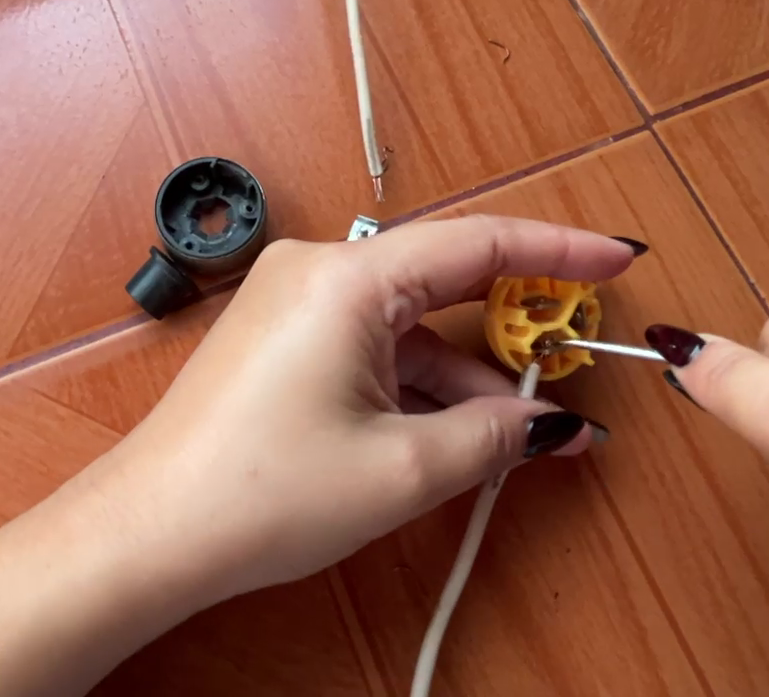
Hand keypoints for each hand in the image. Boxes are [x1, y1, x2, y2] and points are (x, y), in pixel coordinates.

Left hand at [86, 216, 638, 607]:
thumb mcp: (401, 468)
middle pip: (440, 277)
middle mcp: (318, 269)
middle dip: (509, 321)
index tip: (615, 257)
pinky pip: (370, 339)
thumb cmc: (266, 492)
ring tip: (523, 428)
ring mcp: (294, 299)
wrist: (153, 528)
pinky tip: (457, 426)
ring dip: (463, 368)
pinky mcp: (282, 332)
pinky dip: (415, 378)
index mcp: (348, 278)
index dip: (555, 248)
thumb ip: (493, 437)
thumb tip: (557, 425)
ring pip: (406, 320)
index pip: (474, 241)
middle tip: (574, 356)